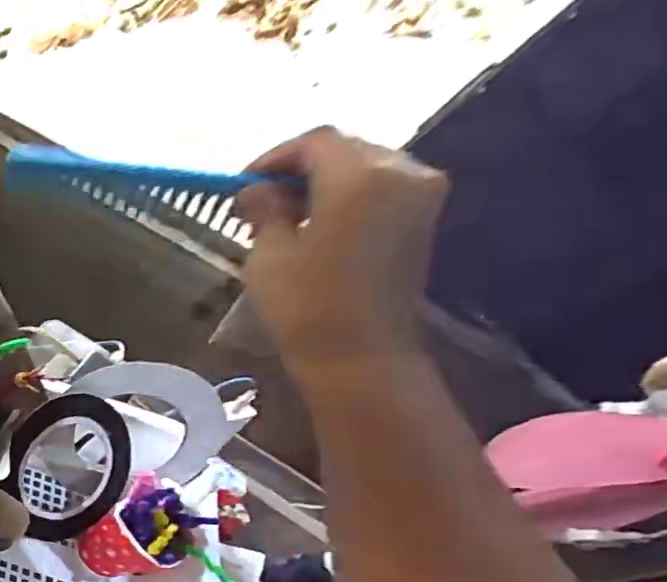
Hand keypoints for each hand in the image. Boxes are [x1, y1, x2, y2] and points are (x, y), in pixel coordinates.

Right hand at [234, 127, 449, 376]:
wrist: (359, 353)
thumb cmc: (305, 306)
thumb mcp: (269, 257)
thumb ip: (264, 212)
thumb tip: (252, 191)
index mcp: (359, 177)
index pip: (316, 142)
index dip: (274, 157)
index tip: (242, 183)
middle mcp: (401, 171)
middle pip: (345, 148)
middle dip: (299, 168)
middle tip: (260, 200)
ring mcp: (421, 192)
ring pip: (364, 165)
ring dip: (323, 182)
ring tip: (285, 215)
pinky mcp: (423, 216)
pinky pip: (381, 186)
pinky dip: (347, 195)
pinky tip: (317, 224)